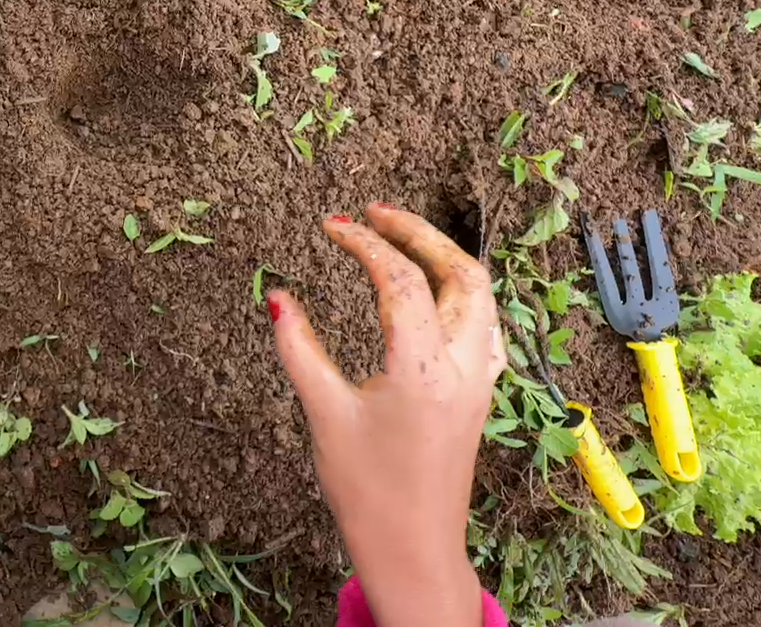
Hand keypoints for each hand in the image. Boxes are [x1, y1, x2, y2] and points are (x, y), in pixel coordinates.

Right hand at [266, 204, 504, 626]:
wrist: (414, 549)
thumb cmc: (366, 488)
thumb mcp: (323, 411)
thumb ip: (298, 346)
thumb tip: (277, 296)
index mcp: (424, 370)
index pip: (400, 280)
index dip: (363, 243)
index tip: (330, 224)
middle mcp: (463, 367)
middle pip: (461, 273)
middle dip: (419, 232)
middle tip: (375, 211)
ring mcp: (479, 380)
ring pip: (481, 295)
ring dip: (443, 255)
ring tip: (400, 234)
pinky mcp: (478, 392)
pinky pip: (484, 322)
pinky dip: (459, 288)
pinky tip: (431, 287)